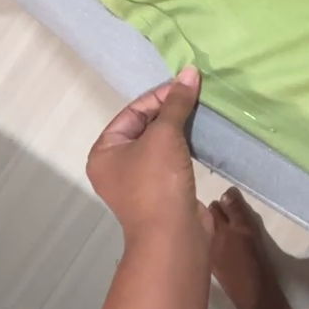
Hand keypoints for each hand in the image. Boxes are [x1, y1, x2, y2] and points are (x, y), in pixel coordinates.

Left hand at [87, 65, 206, 243]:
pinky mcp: (162, 189)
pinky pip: (172, 158)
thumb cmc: (157, 182)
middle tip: (197, 95)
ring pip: (161, 142)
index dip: (159, 95)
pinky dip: (186, 145)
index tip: (187, 85)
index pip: (132, 111)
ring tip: (203, 111)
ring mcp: (140, 179)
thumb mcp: (165, 135)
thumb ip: (176, 102)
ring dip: (181, 127)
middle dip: (171, 110)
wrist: (173, 236)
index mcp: (105, 151)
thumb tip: (190, 71)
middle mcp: (117, 165)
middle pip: (146, 125)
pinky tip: (203, 135)